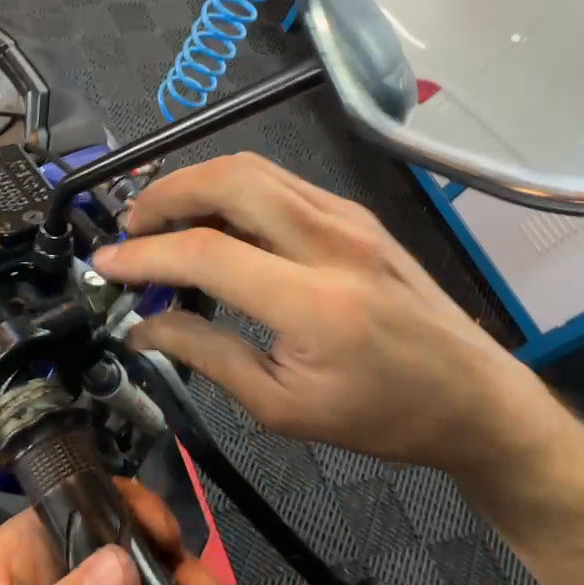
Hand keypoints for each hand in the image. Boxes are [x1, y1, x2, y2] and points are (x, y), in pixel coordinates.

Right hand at [92, 153, 551, 475]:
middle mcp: (333, 243)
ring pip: (252, 168)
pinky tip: (210, 220)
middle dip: (164, 194)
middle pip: (229, 180)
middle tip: (130, 227)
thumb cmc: (381, 416)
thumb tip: (143, 328)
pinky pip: (276, 181)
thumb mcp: (281, 406)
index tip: (105, 264)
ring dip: (194, 184)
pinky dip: (228, 189)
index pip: (207, 254)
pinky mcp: (355, 214)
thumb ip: (205, 356)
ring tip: (159, 220)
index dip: (144, 255)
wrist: (478, 400)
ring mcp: (348, 219)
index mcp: (315, 304)